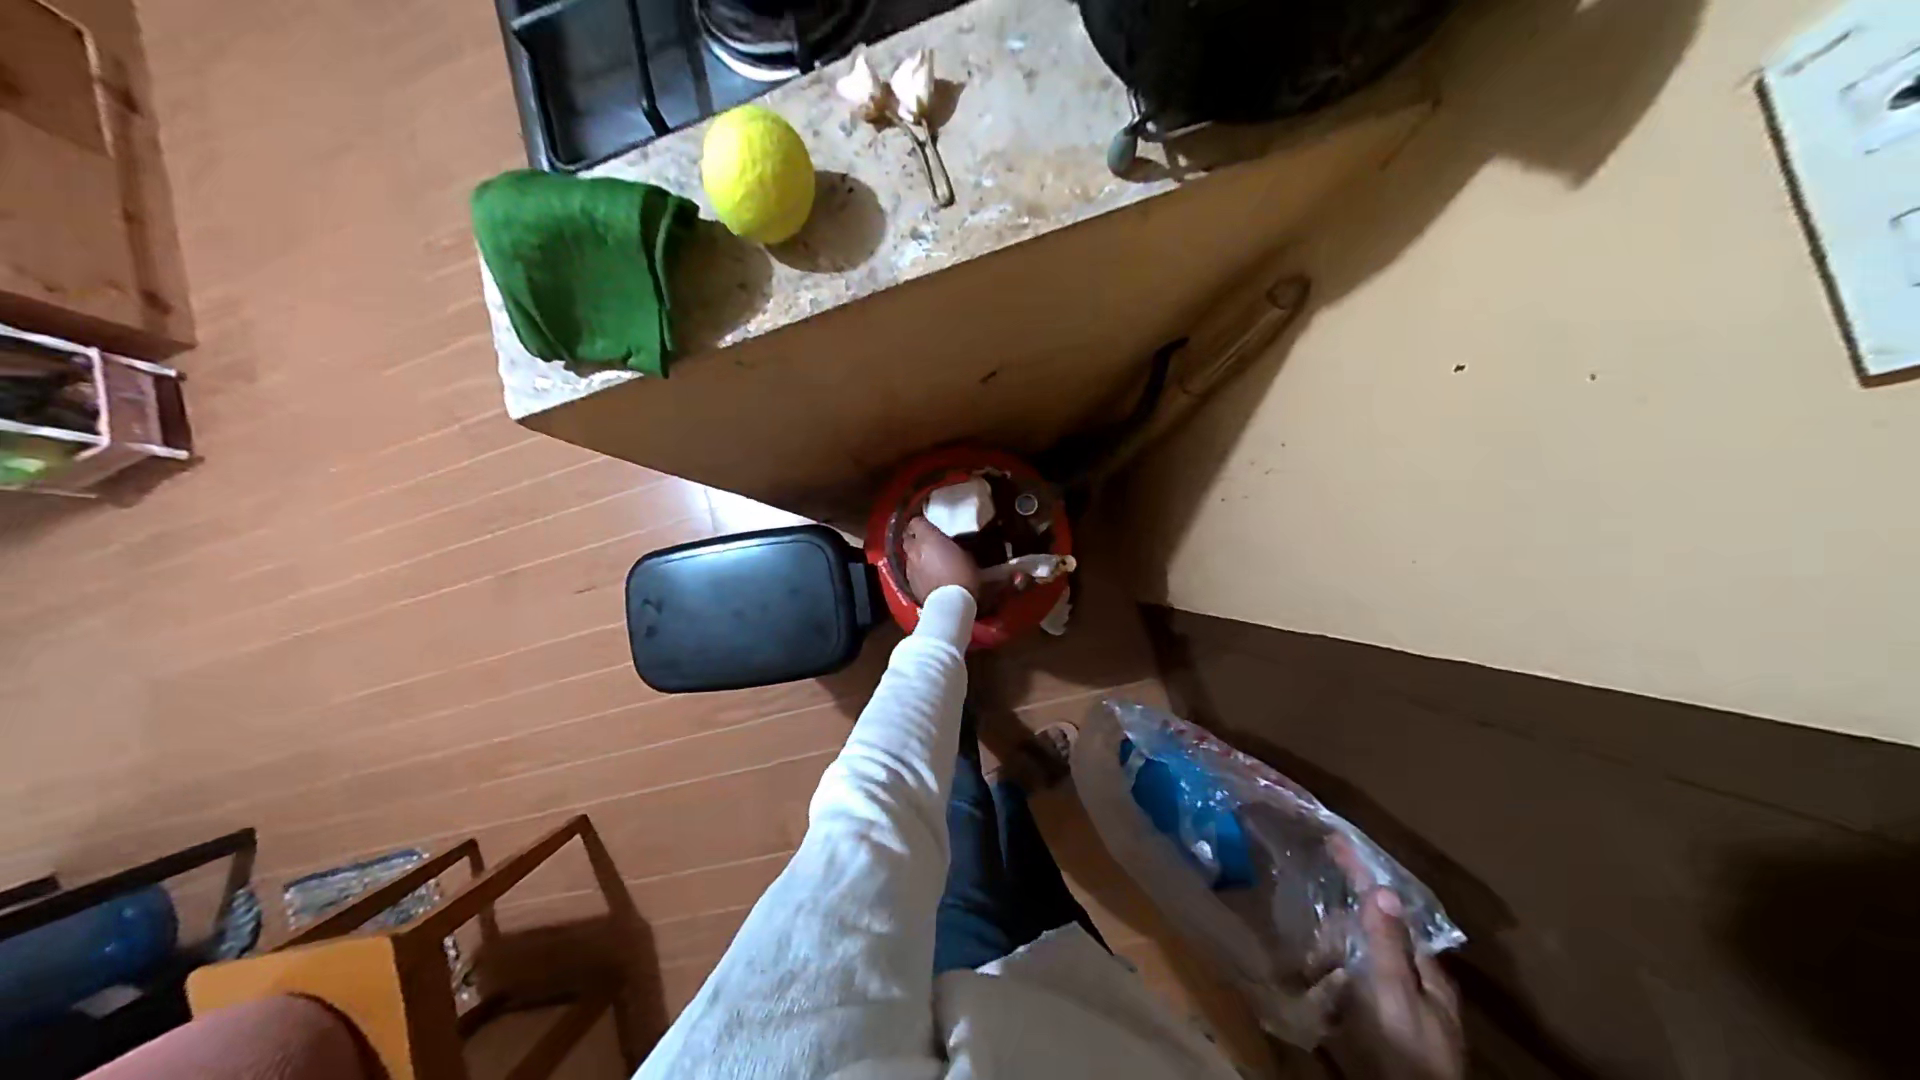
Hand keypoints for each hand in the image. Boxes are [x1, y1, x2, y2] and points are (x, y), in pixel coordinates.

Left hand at [903, 515, 979, 603]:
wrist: (950, 604)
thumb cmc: (963, 576)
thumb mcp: (966, 555)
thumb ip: (952, 546)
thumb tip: (950, 546)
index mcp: (928, 538)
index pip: (916, 521)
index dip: (922, 522)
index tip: (929, 525)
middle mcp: (914, 550)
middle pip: (908, 537)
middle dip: (915, 537)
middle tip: (927, 541)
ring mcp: (910, 567)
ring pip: (908, 555)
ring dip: (916, 555)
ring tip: (928, 560)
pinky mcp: (909, 582)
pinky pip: (911, 570)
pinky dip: (917, 570)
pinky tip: (927, 575)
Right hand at [1326, 889, 1464, 1079]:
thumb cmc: (1408, 1051)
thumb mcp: (1397, 996)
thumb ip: (1388, 945)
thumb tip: (1381, 888)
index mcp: (1425, 970)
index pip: (1389, 906)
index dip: (1363, 873)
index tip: (1336, 839)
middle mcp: (1413, 980)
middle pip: (1365, 934)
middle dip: (1336, 937)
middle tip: (1320, 961)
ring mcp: (1395, 1003)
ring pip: (1351, 961)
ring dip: (1330, 967)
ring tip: (1318, 989)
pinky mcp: (1377, 1023)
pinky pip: (1346, 989)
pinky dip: (1330, 990)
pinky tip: (1323, 1004)